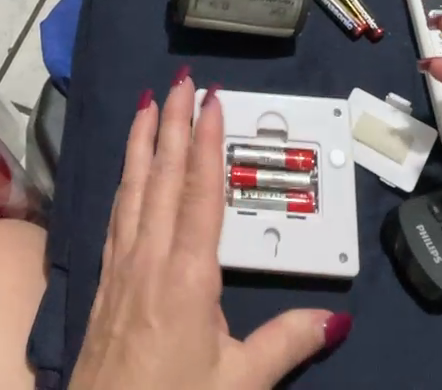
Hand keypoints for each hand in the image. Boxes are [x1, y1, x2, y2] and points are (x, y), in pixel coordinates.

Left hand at [68, 71, 351, 389]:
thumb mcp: (240, 383)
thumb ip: (286, 343)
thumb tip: (336, 318)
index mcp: (188, 274)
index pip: (200, 192)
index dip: (206, 143)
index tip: (210, 101)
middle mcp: (150, 258)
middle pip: (162, 177)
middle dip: (171, 124)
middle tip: (179, 81)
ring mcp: (122, 265)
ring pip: (133, 187)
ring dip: (141, 142)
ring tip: (146, 104)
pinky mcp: (106, 280)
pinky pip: (117, 214)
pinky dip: (124, 180)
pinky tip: (127, 168)